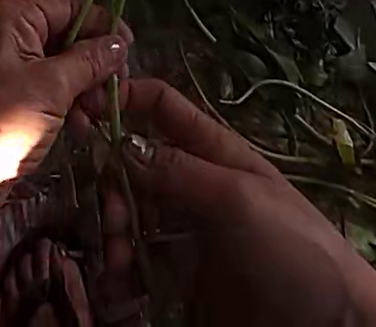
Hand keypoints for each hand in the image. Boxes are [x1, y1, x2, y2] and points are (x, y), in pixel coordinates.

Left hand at [0, 0, 131, 199]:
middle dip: (93, 61)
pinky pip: (50, 86)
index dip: (101, 23)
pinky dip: (69, 102)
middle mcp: (9, 33)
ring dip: (84, 86)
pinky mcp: (12, 94)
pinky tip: (81, 126)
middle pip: (66, 33)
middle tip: (116, 88)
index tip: (130, 48)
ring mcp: (9, 64)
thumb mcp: (51, 87)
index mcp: (12, 17)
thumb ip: (89, 60)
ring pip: (62, 62)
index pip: (68, 5)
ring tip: (96, 113)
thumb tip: (121, 42)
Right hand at [87, 78, 375, 326]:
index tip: (83, 109)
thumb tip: (122, 140)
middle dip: (112, 175)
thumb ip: (179, 168)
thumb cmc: (292, 246)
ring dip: (115, 223)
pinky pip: (140, 255)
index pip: (159, 105)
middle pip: (136, 158)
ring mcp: (186, 226)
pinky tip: (120, 278)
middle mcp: (192, 180)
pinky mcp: (183, 271)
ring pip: (133, 207)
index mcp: (211, 148)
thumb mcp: (238, 198)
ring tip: (118, 256)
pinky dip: (122, 261)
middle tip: (109, 209)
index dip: (123, 97)